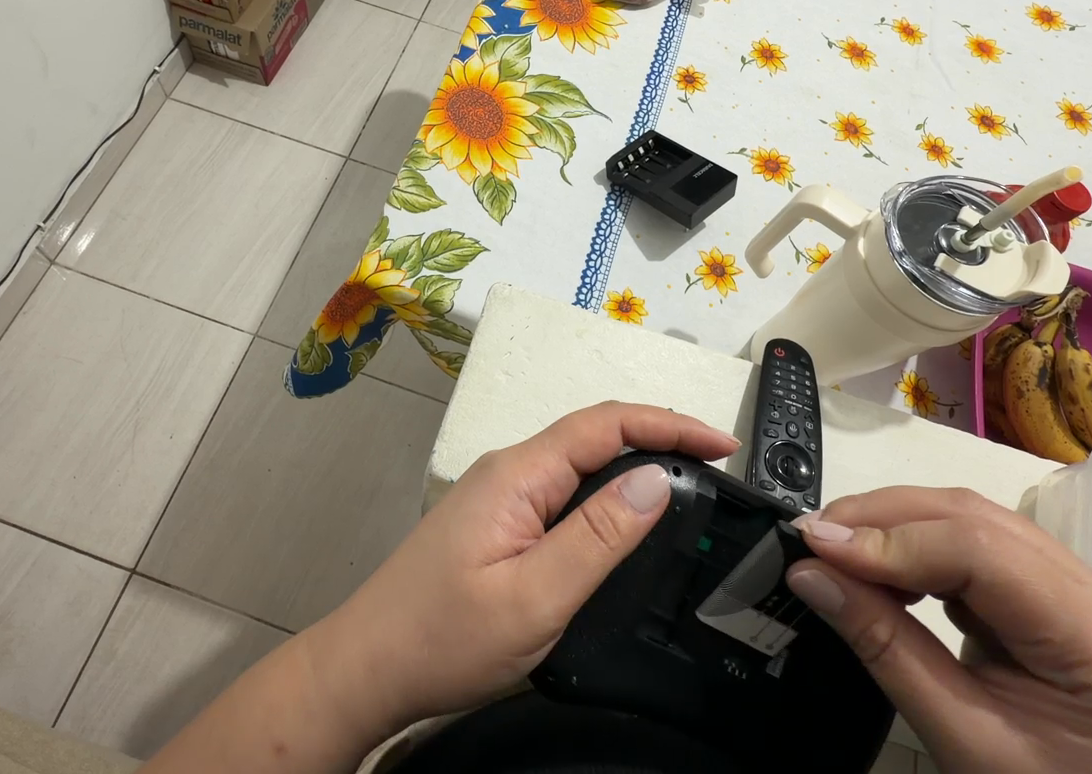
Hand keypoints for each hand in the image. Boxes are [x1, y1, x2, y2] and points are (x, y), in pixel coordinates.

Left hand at [306, 401, 739, 732]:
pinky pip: (563, 491)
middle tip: (715, 467)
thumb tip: (657, 478)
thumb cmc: (444, 638)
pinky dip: (606, 493)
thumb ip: (597, 536)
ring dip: (634, 465)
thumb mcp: (533, 596)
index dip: (668, 424)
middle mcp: (509, 470)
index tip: (723, 444)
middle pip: (593, 435)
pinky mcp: (499, 521)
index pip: (604, 425)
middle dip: (658, 438)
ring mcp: (501, 495)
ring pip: (579, 463)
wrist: (368, 667)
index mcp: (517, 474)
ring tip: (688, 486)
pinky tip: (628, 518)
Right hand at [784, 487, 1091, 773]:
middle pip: (977, 519)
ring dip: (896, 525)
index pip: (981, 552)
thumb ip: (885, 648)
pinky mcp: (1051, 598)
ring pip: (973, 521)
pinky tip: (883, 570)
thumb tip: (807, 573)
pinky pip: (976, 547)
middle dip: (884, 518)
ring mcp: (1081, 593)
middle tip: (812, 538)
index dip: (890, 539)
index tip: (813, 546)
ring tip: (837, 550)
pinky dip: (917, 548)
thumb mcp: (963, 740)